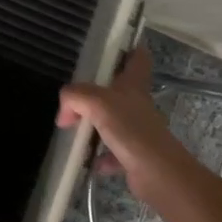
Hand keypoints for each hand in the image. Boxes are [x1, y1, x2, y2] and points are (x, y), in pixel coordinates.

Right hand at [57, 46, 185, 200]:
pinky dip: (100, 156)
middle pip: (121, 90)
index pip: (138, 57)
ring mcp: (137, 130)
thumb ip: (75, 97)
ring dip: (96, 125)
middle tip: (76, 96)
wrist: (157, 173)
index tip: (111, 48)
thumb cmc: (131, 130)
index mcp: (133, 85)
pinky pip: (113, 152)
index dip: (129, 49)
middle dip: (99, 91)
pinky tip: (87, 160)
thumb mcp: (97, 103)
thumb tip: (63, 113)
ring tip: (74, 128)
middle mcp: (137, 104)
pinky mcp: (135, 154)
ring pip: (114, 121)